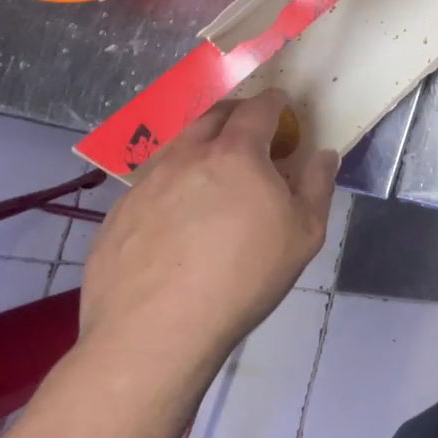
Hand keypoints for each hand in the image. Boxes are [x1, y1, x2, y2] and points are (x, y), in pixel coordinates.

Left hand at [80, 90, 337, 368]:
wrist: (153, 335)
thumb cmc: (243, 278)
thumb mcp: (304, 234)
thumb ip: (317, 186)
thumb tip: (322, 156)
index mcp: (236, 154)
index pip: (258, 108)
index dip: (274, 102)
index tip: (283, 107)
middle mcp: (186, 158)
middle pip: (212, 117)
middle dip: (235, 115)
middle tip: (250, 133)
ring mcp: (144, 187)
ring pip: (175, 149)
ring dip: (198, 149)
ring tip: (211, 176)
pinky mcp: (115, 219)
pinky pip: (148, 187)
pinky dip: (169, 188)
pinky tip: (176, 222)